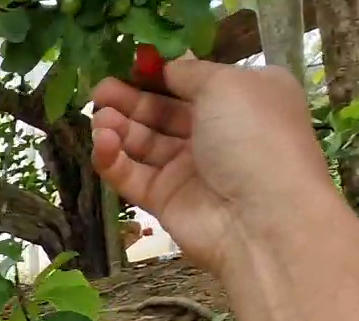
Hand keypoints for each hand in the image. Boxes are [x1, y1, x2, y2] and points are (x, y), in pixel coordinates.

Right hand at [90, 58, 340, 275]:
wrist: (260, 216)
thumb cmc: (254, 136)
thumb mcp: (227, 85)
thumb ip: (190, 73)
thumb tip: (167, 65)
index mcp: (240, 98)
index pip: (191, 82)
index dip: (159, 74)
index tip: (128, 67)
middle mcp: (214, 132)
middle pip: (161, 113)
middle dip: (129, 101)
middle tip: (97, 92)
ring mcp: (187, 169)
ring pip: (143, 144)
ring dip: (118, 130)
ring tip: (97, 119)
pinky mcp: (163, 200)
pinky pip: (133, 176)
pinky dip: (114, 160)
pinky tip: (101, 144)